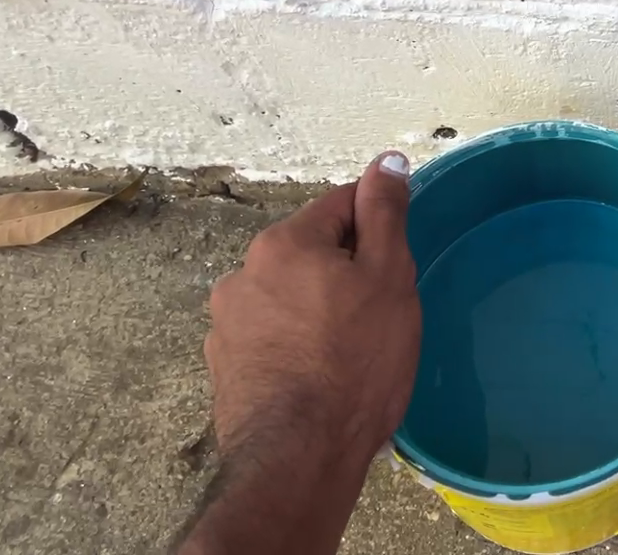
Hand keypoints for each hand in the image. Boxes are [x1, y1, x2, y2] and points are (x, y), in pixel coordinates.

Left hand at [177, 152, 421, 554]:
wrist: (300, 456)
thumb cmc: (357, 356)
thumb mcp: (388, 273)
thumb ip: (385, 211)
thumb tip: (386, 161)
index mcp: (284, 242)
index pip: (342, 204)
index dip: (377, 228)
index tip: (393, 264)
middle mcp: (242, 272)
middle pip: (314, 246)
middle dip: (348, 265)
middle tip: (379, 306)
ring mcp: (227, 321)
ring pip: (292, 288)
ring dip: (320, 299)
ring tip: (350, 341)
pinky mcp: (224, 363)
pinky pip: (273, 327)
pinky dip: (297, 334)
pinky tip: (320, 366)